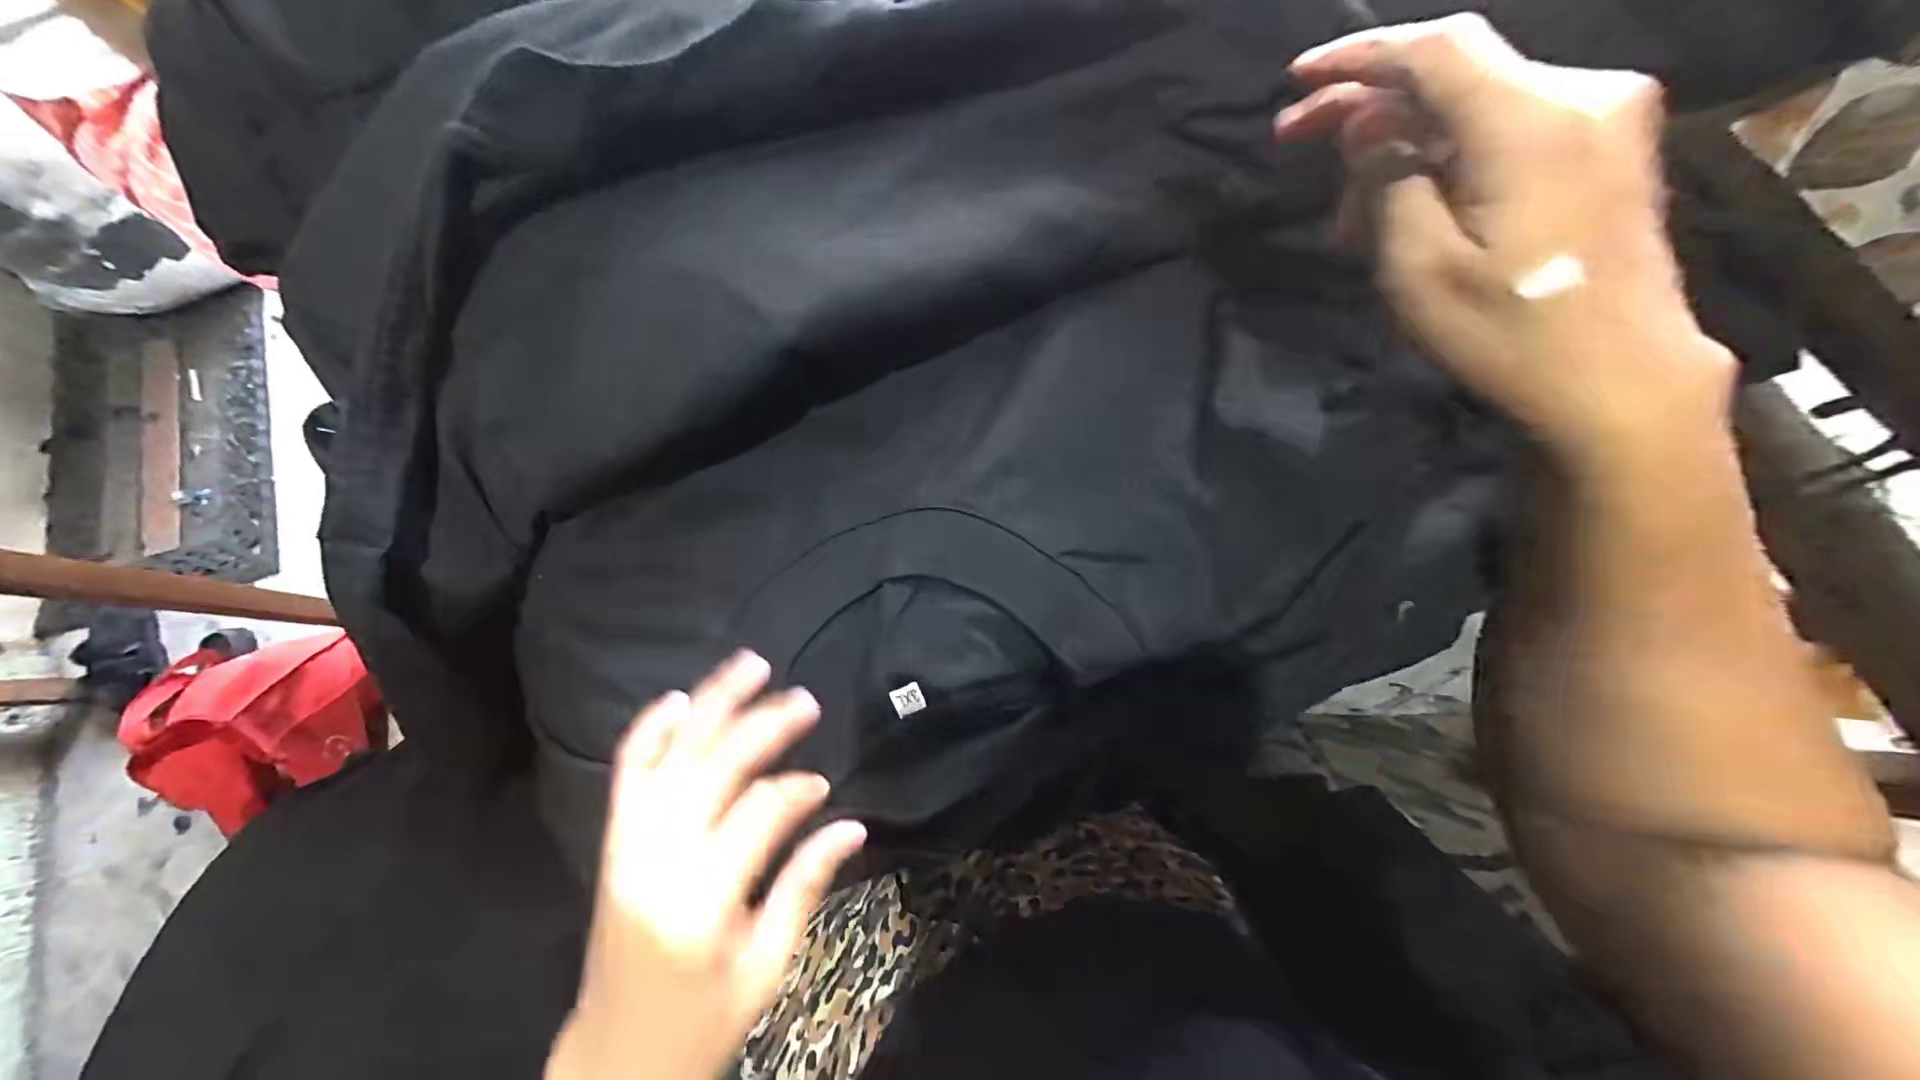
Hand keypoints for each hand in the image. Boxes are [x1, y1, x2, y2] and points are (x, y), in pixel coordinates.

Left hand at [546, 651, 866, 1079]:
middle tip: (804, 700)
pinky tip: (679, 699)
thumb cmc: (702, 1020)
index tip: (824, 784)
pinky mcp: (613, 845)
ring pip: (670, 758)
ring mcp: (627, 848)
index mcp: (701, 902)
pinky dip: (650, 731)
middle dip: (763, 727)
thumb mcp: (767, 965)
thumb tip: (852, 826)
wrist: (613, 1060)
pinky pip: (627, 775)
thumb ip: (805, 885)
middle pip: (713, 770)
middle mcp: (656, 863)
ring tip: (750, 664)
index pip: (757, 814)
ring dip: (711, 706)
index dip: (796, 791)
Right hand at [1274, 14, 1736, 474]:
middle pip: (1453, 75)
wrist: (1618, 376)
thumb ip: (1389, 181)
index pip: (1438, 50)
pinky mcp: (1602, 148)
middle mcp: (1580, 94)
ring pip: (1470, 106)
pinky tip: (1405, 207)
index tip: (1296, 78)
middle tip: (1296, 142)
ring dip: (1398, 147)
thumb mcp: (1419, 267)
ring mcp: (1601, 117)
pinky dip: (1442, 158)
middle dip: (1367, 108)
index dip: (1359, 56)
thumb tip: (1370, 125)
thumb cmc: (1507, 333)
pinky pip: (1502, 130)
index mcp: (1532, 122)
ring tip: (1348, 218)